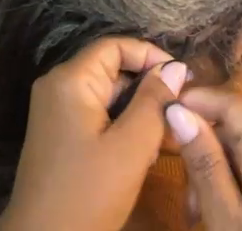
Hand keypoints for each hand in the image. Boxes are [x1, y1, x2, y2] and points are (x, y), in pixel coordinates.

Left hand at [0, 37, 189, 230]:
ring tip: (169, 137)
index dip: (150, 56)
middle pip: (110, 69)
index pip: (114, 46)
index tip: (185, 79)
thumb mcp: (129, 150)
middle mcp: (58, 85)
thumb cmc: (87, 194)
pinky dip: (122, 125)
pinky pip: (96, 114)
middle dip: (148, 88)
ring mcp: (56, 109)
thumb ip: (154, 104)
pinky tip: (145, 150)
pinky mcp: (59, 132)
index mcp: (70, 79)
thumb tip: (176, 68)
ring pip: (107, 95)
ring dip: (138, 110)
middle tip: (182, 116)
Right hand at [168, 87, 241, 230]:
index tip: (163, 116)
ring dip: (217, 173)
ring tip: (198, 215)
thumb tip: (178, 108)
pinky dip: (236, 191)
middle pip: (238, 132)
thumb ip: (205, 164)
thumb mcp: (228, 224)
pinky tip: (224, 221)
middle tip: (183, 193)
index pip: (234, 104)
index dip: (197, 99)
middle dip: (203, 148)